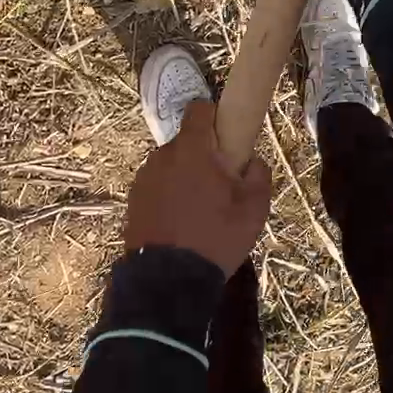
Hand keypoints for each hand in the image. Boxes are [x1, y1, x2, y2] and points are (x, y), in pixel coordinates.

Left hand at [122, 100, 271, 276]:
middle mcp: (163, 156)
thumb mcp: (254, 210)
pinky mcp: (133, 199)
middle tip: (219, 185)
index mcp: (192, 150)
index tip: (227, 138)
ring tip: (199, 210)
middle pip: (187, 141)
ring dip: (184, 176)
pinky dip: (169, 194)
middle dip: (203, 155)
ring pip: (171, 164)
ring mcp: (144, 177)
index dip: (215, 116)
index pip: (199, 109)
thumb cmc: (215, 239)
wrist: (167, 283)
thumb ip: (259, 176)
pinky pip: (157, 184)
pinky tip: (180, 222)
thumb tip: (252, 161)